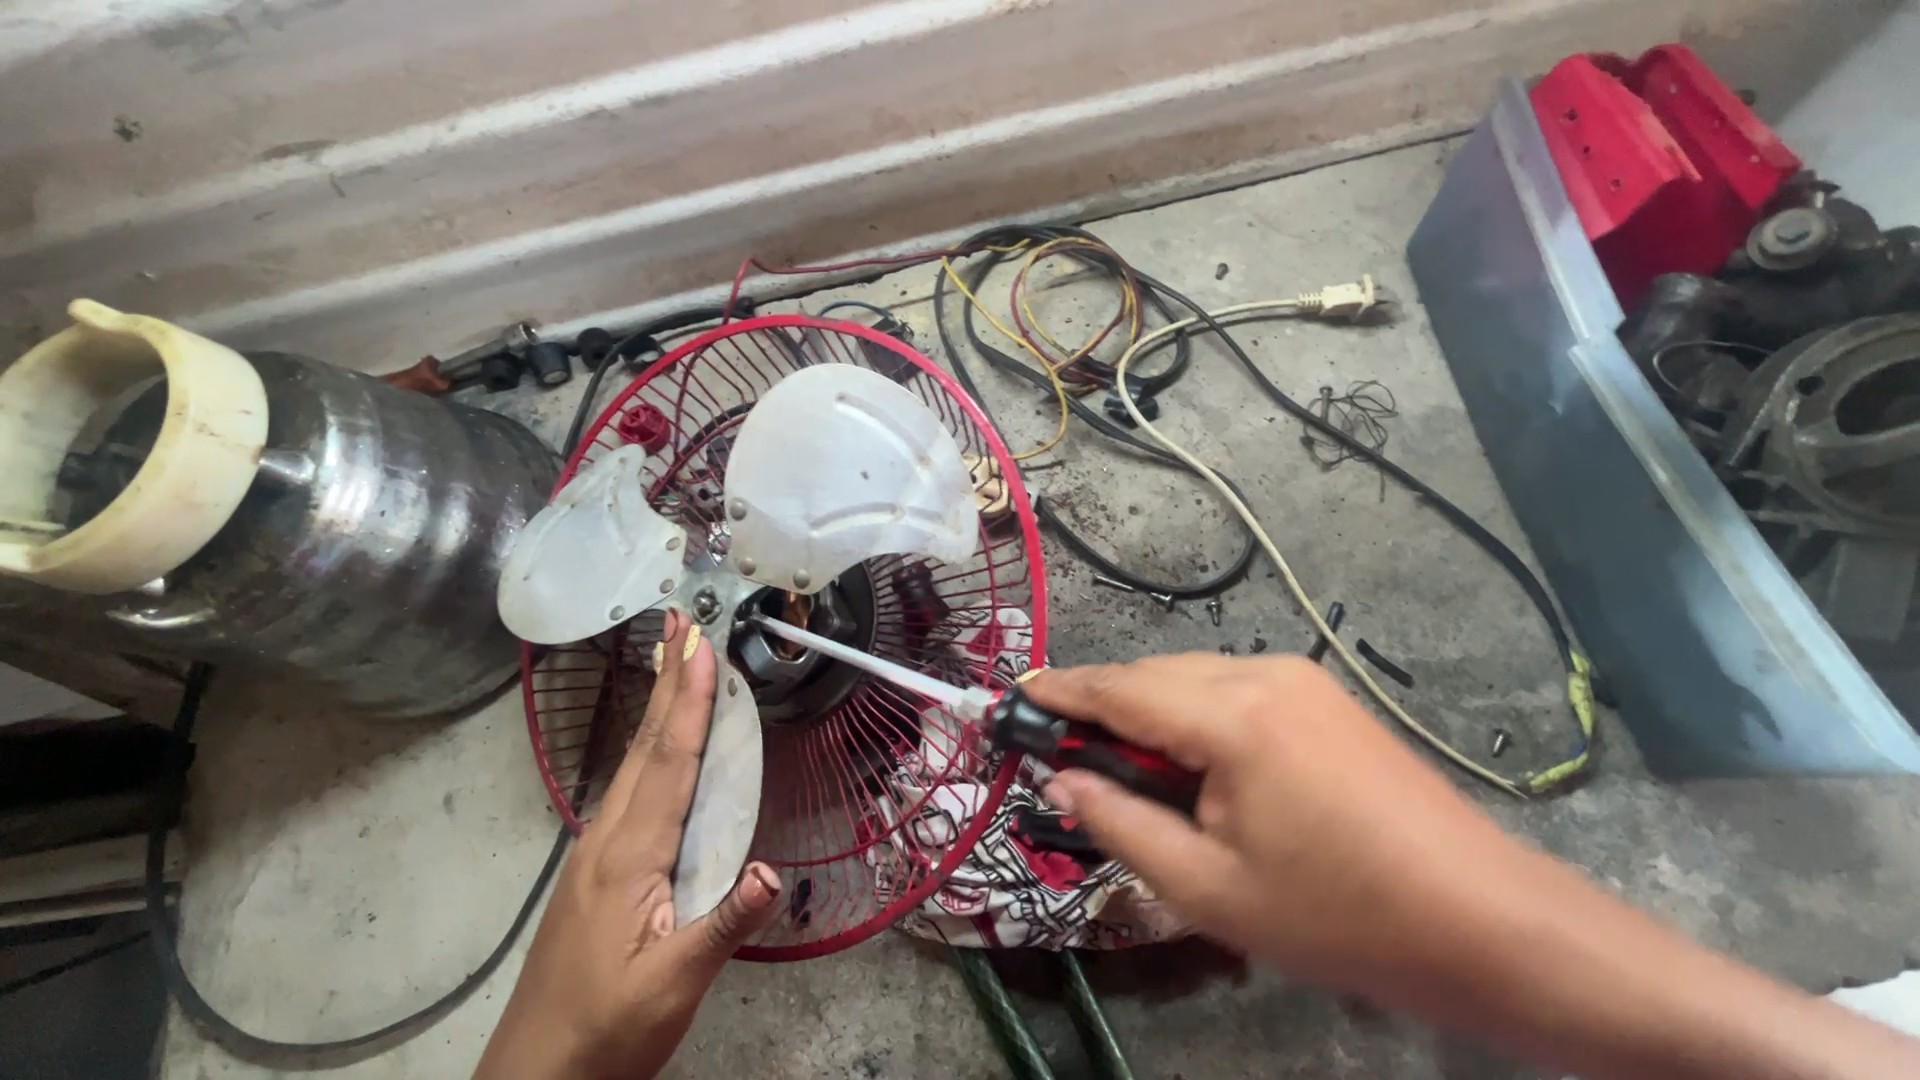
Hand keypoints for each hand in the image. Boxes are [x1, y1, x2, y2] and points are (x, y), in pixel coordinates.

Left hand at [476, 611, 780, 1079]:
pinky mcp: (600, 866)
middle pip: (646, 744)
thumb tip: (771, 871)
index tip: (699, 645)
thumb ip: (722, 925)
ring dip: (658, 704)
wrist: (536, 1075)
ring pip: (635, 761)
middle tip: (681, 621)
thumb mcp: (672, 987)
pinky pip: (633, 785)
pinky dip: (652, 744)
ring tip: (673, 659)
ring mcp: (599, 850)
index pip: (668, 762)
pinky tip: (658, 742)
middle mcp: (609, 837)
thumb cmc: (608, 1028)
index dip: (688, 701)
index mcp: (630, 854)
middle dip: (667, 679)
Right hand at [1023, 653, 1518, 991]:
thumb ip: (1120, 823)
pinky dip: (1189, 714)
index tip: (1016, 695)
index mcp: (1232, 717)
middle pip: (1154, 675)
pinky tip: (1184, 758)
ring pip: (1191, 678)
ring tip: (1115, 759)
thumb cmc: (1337, 915)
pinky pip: (1231, 689)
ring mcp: (1300, 681)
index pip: (1120, 689)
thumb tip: (1060, 782)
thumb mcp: (1208, 887)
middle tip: (1055, 743)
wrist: (1484, 920)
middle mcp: (1262, 675)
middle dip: (1100, 703)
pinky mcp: (1322, 698)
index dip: (1062, 692)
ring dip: (1146, 710)